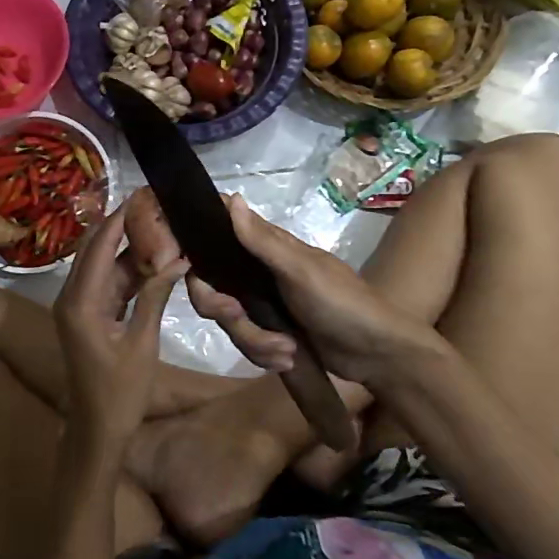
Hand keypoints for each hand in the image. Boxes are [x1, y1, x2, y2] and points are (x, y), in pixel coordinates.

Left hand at [54, 208, 190, 443]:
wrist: (98, 430)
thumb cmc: (119, 391)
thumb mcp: (143, 341)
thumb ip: (156, 295)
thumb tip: (179, 257)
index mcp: (80, 302)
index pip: (98, 246)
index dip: (120, 218)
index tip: (145, 194)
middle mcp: (73, 297)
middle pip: (97, 250)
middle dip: (126, 226)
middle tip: (158, 206)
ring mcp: (80, 307)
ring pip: (106, 266)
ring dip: (132, 249)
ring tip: (164, 227)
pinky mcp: (91, 316)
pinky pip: (110, 284)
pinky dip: (131, 272)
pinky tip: (157, 260)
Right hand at [194, 195, 443, 387]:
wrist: (377, 354)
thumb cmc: (344, 303)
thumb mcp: (302, 271)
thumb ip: (263, 242)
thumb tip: (230, 198)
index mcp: (270, 250)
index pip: (219, 241)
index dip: (197, 255)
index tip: (182, 268)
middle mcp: (262, 275)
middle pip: (215, 292)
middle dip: (227, 313)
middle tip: (238, 317)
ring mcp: (267, 308)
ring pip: (233, 325)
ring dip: (257, 343)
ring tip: (287, 351)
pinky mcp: (274, 335)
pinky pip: (250, 346)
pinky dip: (268, 356)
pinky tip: (290, 360)